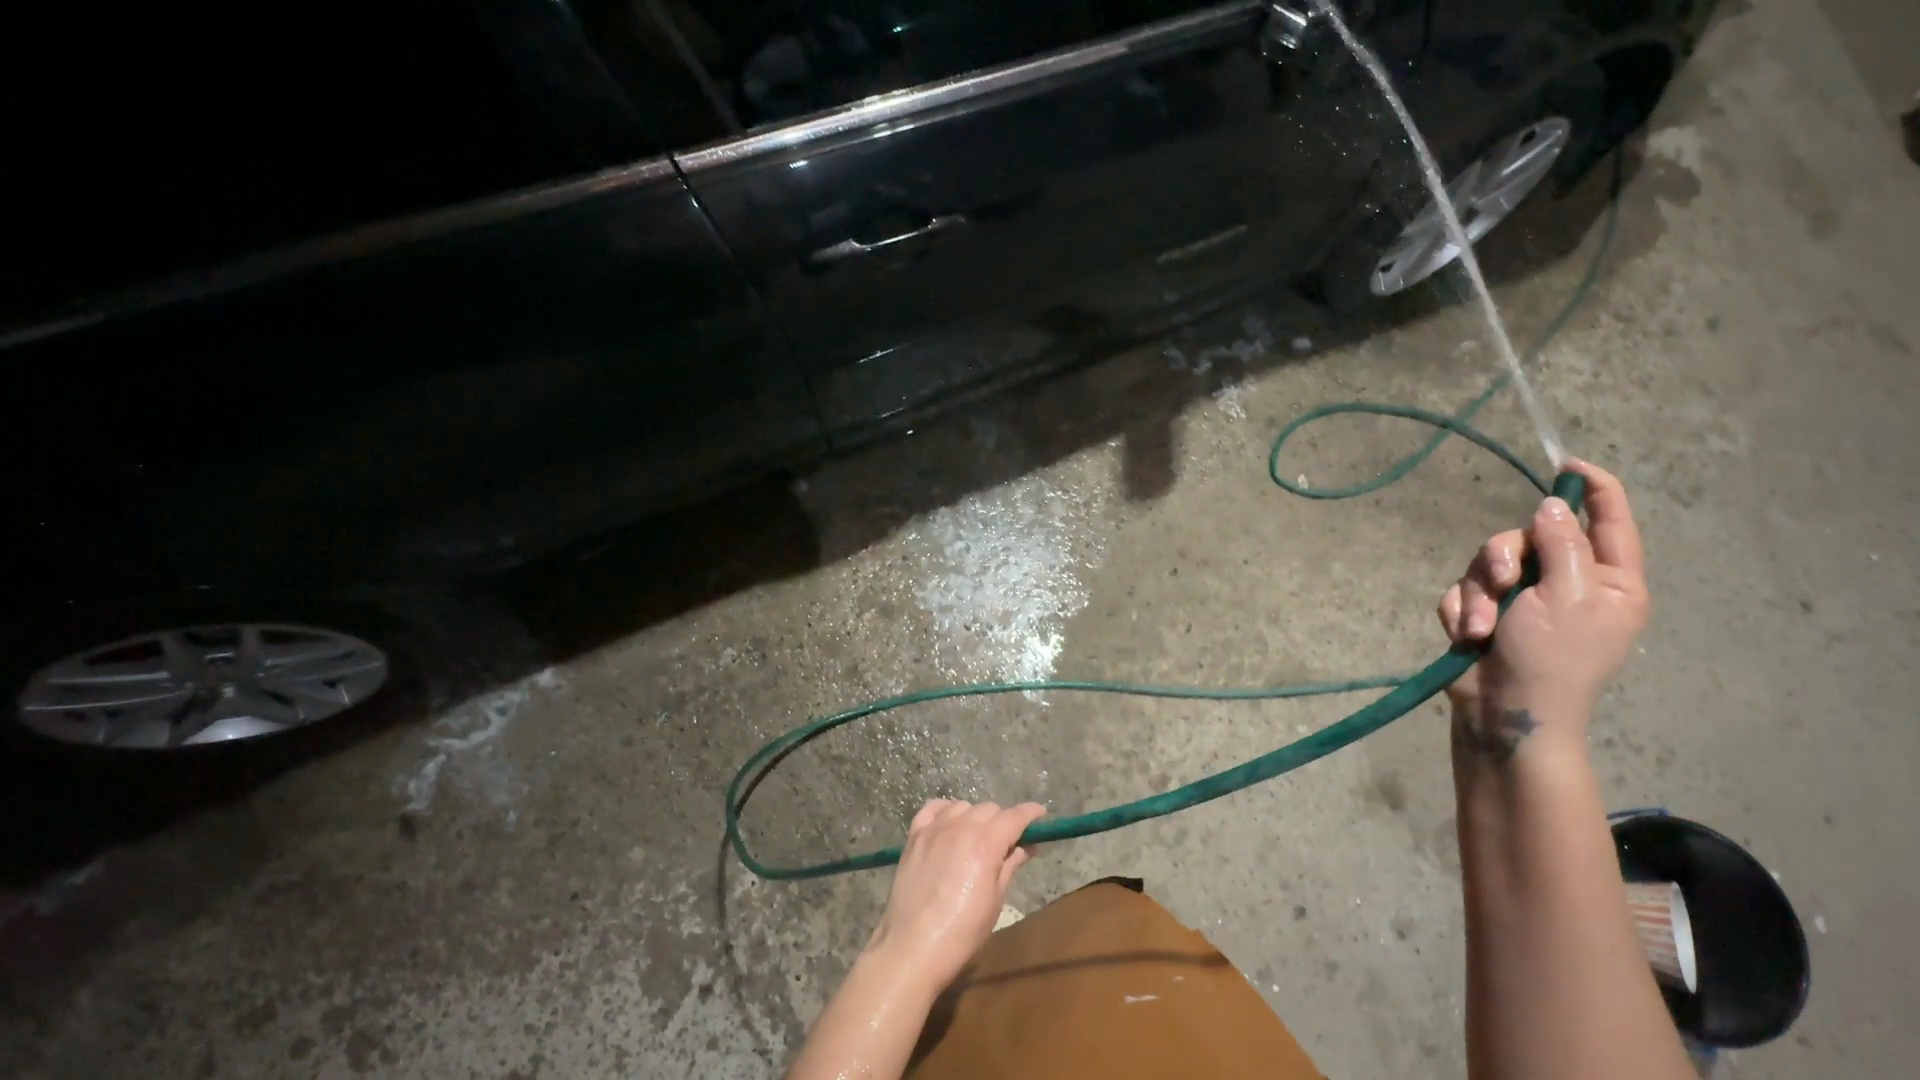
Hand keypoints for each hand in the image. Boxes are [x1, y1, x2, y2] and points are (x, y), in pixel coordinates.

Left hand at [863, 799, 1044, 990]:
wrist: (914, 946)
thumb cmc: (963, 931)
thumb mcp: (995, 900)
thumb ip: (1010, 865)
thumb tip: (1026, 846)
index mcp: (986, 844)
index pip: (1015, 816)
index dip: (1031, 814)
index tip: (1041, 817)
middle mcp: (960, 827)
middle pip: (990, 809)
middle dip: (1004, 820)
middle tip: (1008, 843)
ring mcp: (934, 829)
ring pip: (962, 806)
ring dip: (975, 817)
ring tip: (977, 838)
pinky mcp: (914, 836)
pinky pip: (932, 808)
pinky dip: (945, 810)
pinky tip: (950, 824)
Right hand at [1437, 459, 1649, 751]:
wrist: (1506, 715)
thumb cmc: (1552, 659)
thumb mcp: (1566, 595)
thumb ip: (1562, 544)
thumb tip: (1552, 506)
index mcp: (1610, 582)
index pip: (1610, 521)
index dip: (1593, 490)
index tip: (1566, 464)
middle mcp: (1569, 586)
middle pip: (1530, 537)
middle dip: (1505, 556)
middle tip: (1503, 580)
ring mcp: (1525, 602)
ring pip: (1489, 564)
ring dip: (1479, 593)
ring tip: (1480, 627)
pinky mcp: (1486, 616)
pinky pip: (1464, 591)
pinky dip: (1461, 612)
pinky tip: (1466, 636)